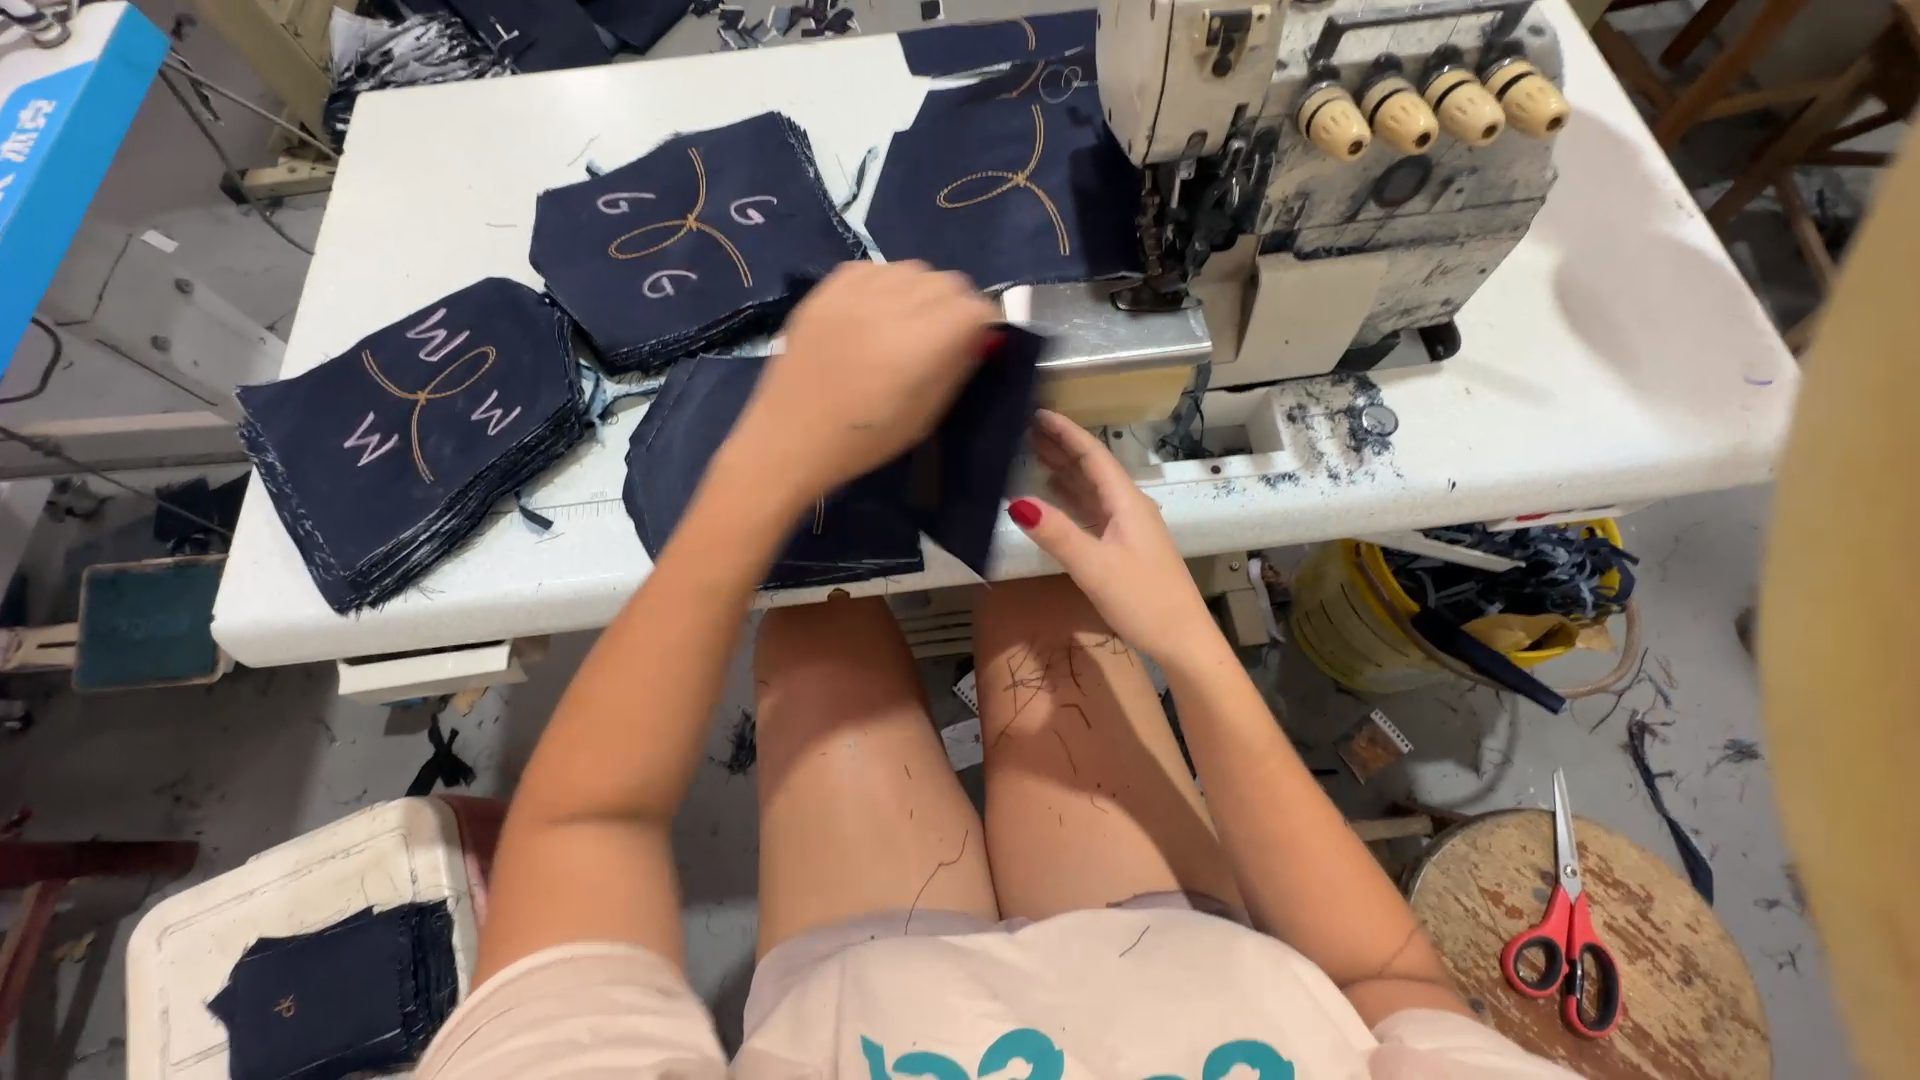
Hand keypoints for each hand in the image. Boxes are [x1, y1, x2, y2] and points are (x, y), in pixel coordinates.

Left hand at [729, 260, 999, 499]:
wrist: (791, 439)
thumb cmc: (865, 440)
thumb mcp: (926, 415)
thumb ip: (957, 367)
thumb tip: (979, 335)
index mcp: (918, 347)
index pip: (973, 306)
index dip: (984, 321)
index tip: (978, 340)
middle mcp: (888, 309)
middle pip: (946, 281)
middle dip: (956, 304)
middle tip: (946, 333)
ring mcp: (852, 295)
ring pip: (912, 268)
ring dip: (922, 290)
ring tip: (909, 320)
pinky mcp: (824, 291)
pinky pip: (872, 268)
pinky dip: (885, 283)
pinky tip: (877, 311)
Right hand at [1009, 410, 1216, 660]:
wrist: (1183, 640)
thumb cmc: (1143, 601)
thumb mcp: (1094, 567)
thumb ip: (1057, 534)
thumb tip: (1016, 502)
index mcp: (1127, 503)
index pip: (1093, 456)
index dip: (1066, 433)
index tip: (1037, 413)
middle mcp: (1130, 508)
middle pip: (1093, 468)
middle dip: (1062, 447)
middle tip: (1026, 430)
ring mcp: (1130, 528)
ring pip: (1093, 489)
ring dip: (1066, 471)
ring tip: (1035, 454)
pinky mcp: (1126, 547)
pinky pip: (1094, 510)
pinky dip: (1072, 498)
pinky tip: (1056, 498)